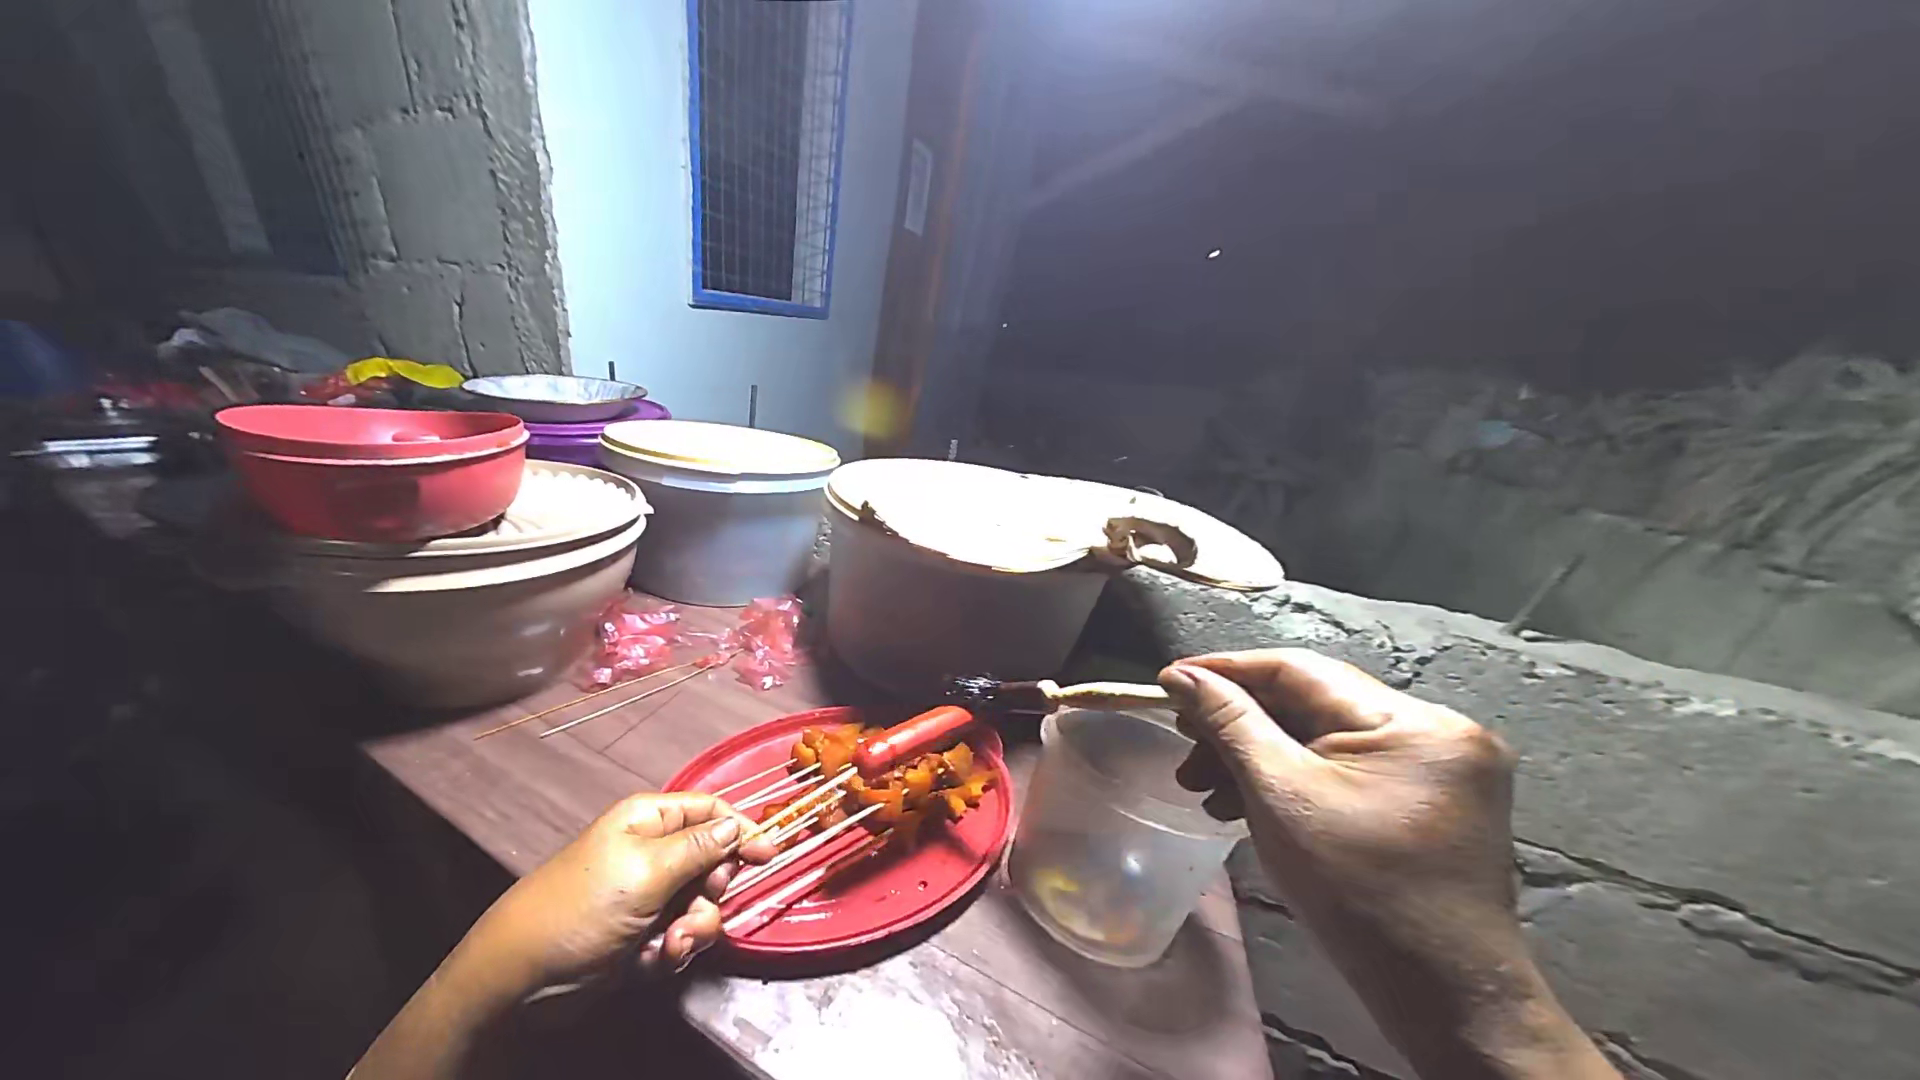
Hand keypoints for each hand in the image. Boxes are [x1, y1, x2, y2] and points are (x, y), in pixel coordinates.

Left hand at [351, 793, 775, 1079]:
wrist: (519, 983)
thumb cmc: (584, 907)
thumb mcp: (646, 870)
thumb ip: (700, 847)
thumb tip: (738, 826)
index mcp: (650, 820)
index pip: (711, 812)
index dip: (741, 830)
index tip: (768, 856)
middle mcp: (653, 853)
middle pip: (713, 861)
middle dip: (712, 890)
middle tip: (702, 904)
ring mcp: (649, 896)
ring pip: (701, 904)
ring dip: (695, 927)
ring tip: (672, 945)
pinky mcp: (644, 935)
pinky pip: (682, 935)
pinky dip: (675, 950)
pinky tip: (654, 961)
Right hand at [1159, 649, 1616, 1079]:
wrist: (1441, 998)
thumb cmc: (1356, 892)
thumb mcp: (1279, 794)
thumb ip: (1229, 722)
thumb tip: (1181, 675)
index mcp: (1411, 722)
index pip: (1298, 670)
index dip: (1226, 670)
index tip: (1170, 679)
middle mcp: (1432, 728)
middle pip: (1305, 702)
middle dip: (1234, 723)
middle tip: (1183, 741)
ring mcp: (1429, 762)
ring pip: (1314, 734)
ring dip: (1251, 753)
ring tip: (1200, 783)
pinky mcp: (1418, 792)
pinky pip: (1335, 763)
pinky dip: (1284, 776)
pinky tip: (1237, 800)